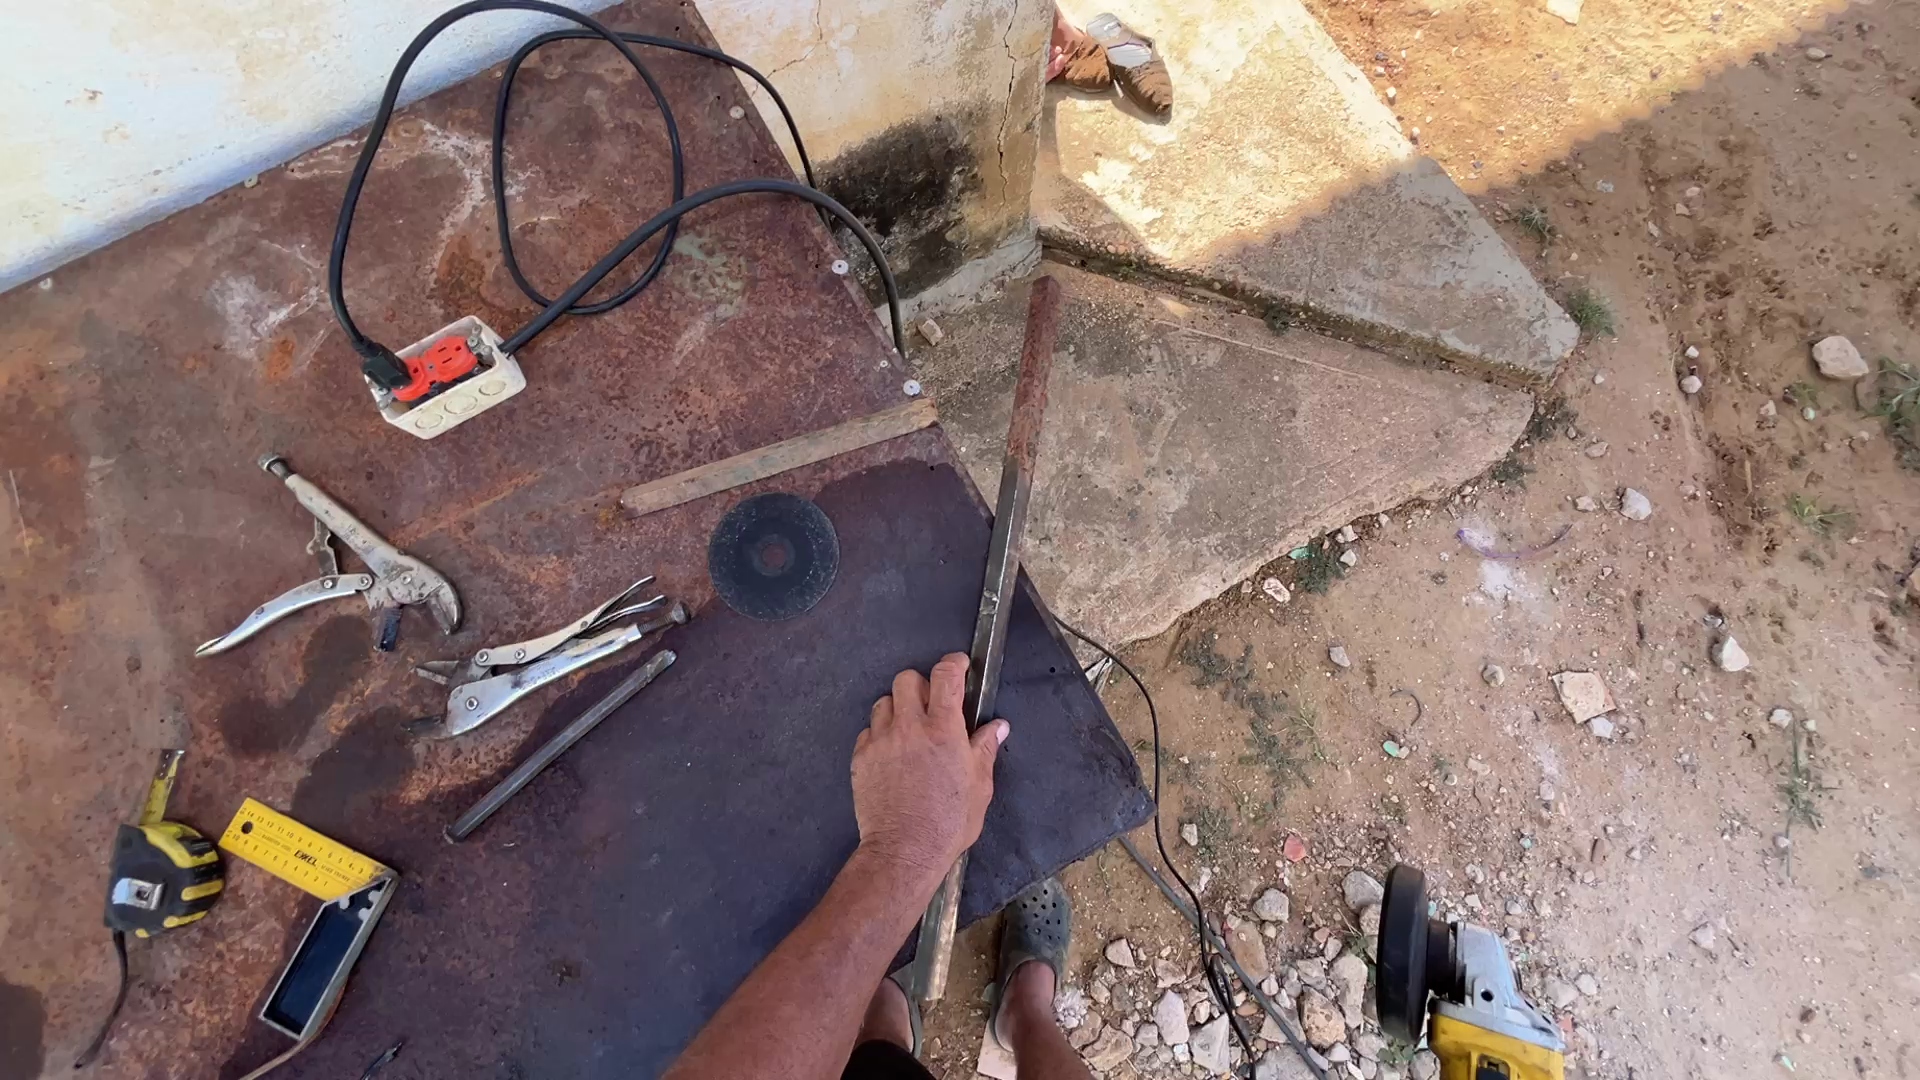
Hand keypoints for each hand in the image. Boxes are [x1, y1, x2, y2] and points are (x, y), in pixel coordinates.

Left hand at [850, 653, 1007, 885]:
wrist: (904, 852)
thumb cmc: (947, 822)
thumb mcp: (979, 786)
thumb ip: (985, 749)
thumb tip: (998, 727)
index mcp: (944, 730)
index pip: (946, 676)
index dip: (953, 663)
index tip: (958, 665)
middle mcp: (910, 727)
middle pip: (907, 678)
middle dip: (920, 685)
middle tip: (930, 705)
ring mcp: (882, 740)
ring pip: (884, 701)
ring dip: (897, 709)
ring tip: (908, 730)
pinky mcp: (862, 757)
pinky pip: (868, 731)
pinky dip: (880, 736)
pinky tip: (891, 755)